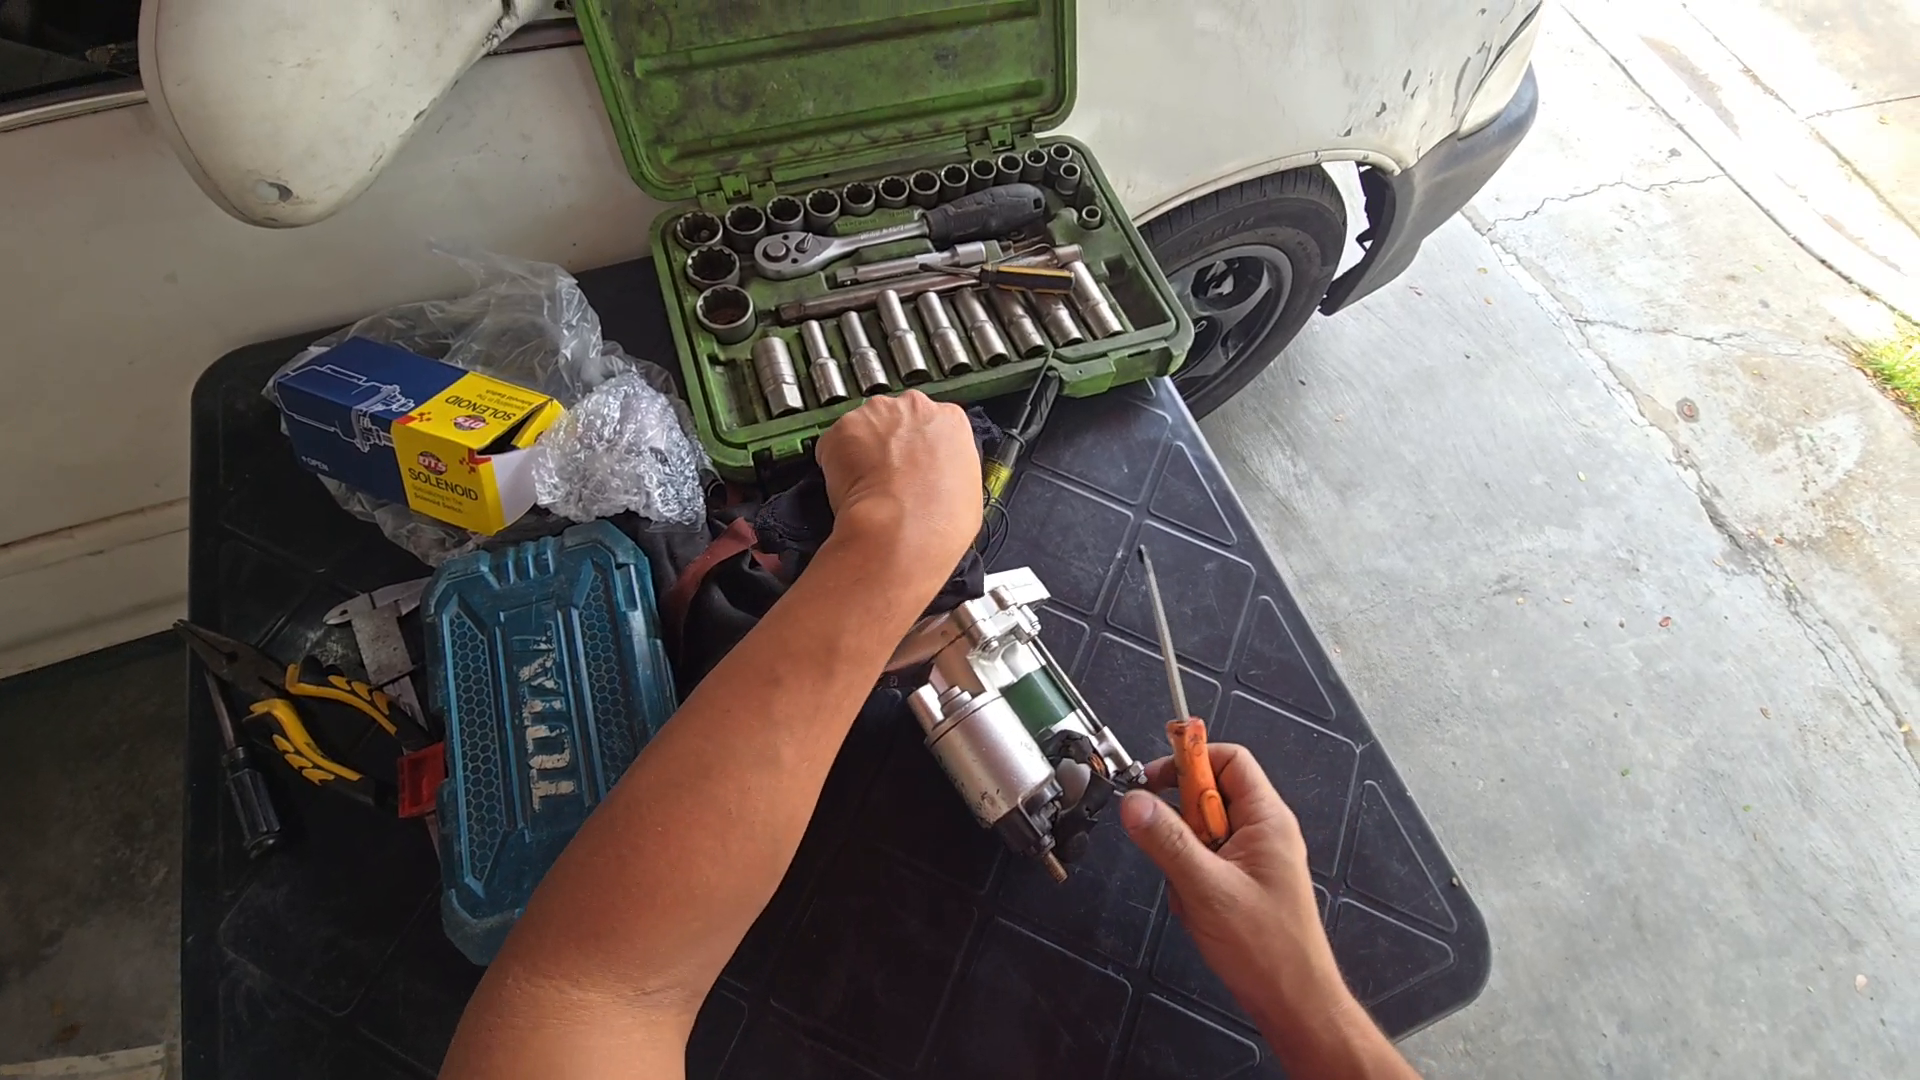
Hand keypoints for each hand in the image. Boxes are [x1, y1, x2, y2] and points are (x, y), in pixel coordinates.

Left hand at [816, 391, 980, 573]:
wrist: (903, 531)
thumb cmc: (938, 520)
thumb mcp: (968, 490)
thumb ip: (951, 470)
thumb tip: (940, 479)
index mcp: (950, 420)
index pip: (932, 422)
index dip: (920, 446)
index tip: (915, 462)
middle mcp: (914, 408)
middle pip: (897, 418)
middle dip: (890, 442)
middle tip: (890, 476)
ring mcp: (876, 415)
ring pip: (863, 428)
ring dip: (862, 450)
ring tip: (869, 486)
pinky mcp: (842, 430)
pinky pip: (834, 445)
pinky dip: (836, 464)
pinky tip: (850, 489)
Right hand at [1119, 744, 1355, 1036]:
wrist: (1293, 1006)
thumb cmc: (1268, 950)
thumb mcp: (1206, 887)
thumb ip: (1166, 840)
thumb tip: (1135, 801)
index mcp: (1267, 818)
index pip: (1227, 758)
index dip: (1189, 759)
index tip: (1155, 775)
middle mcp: (1262, 830)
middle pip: (1206, 793)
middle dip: (1180, 819)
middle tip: (1174, 847)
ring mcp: (1251, 855)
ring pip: (1198, 828)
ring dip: (1183, 855)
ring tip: (1192, 888)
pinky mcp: (1240, 878)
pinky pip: (1201, 857)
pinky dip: (1189, 876)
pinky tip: (1197, 904)